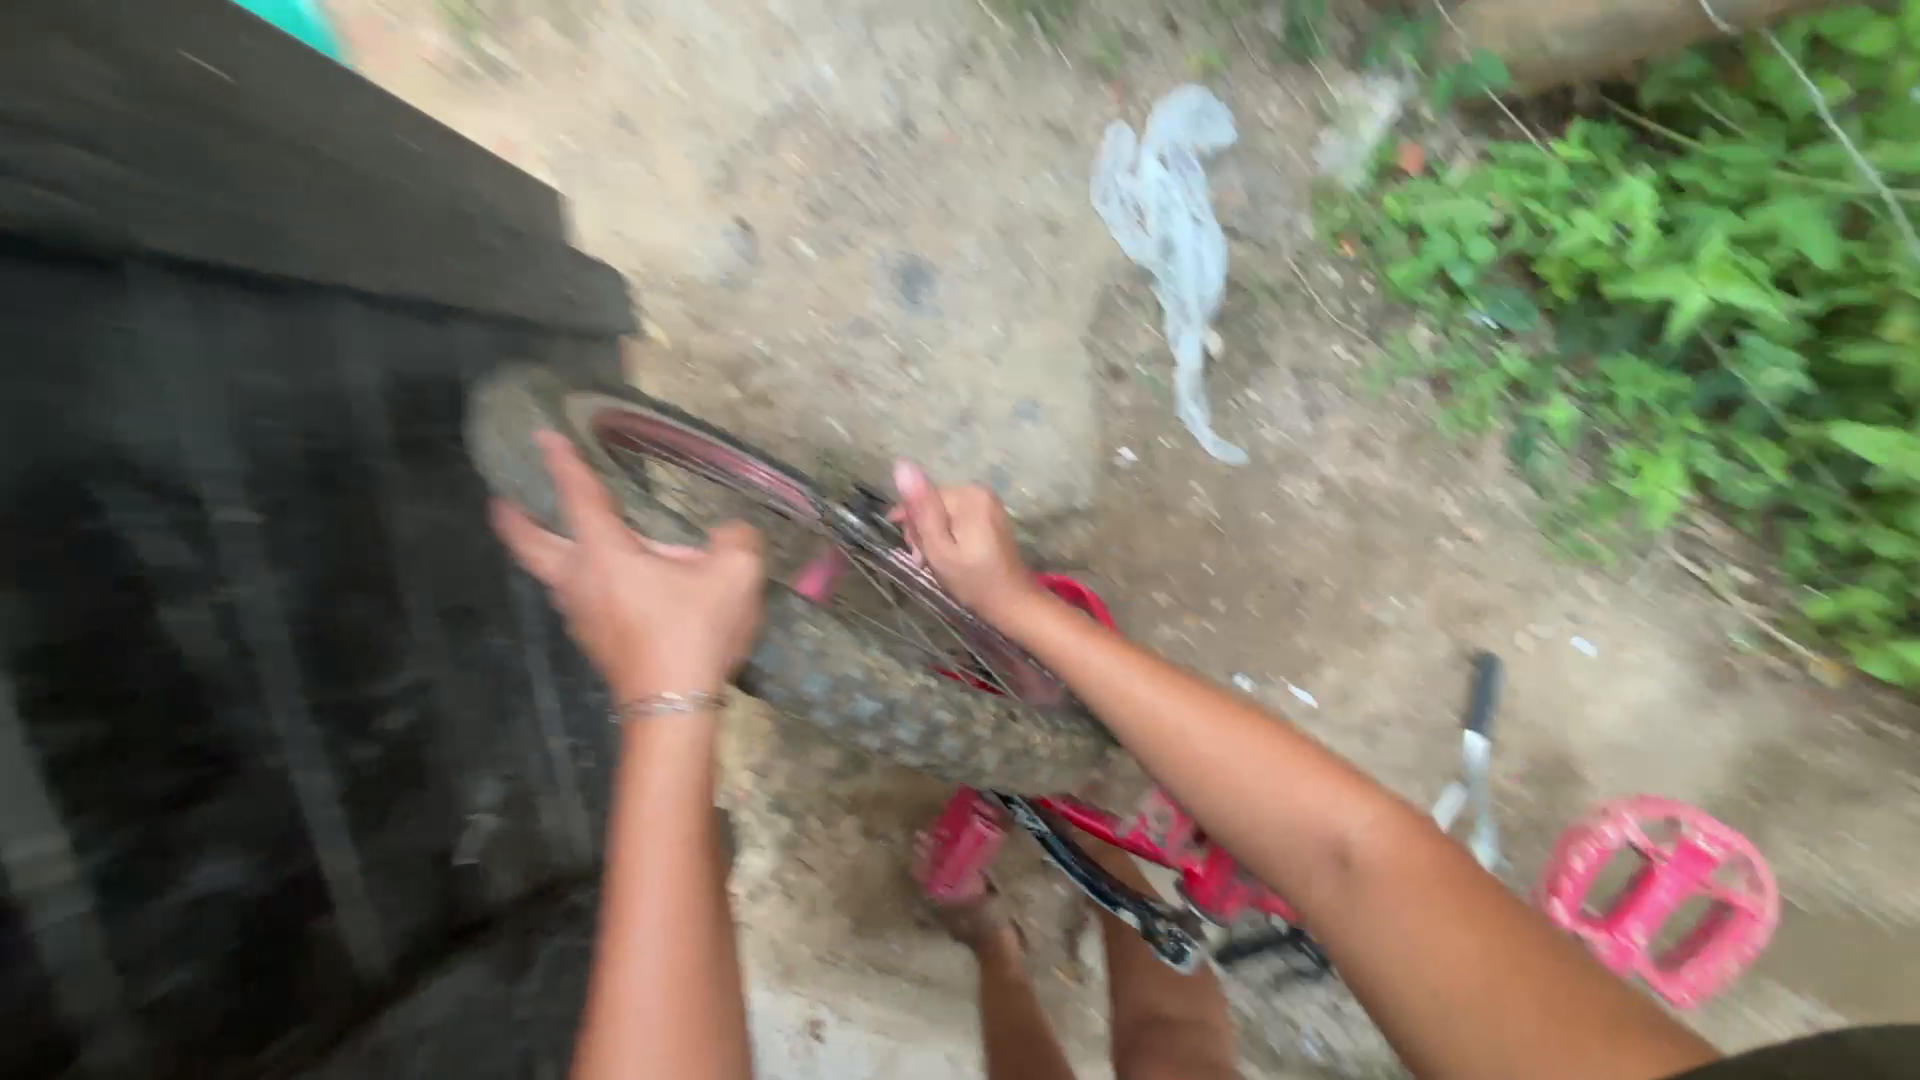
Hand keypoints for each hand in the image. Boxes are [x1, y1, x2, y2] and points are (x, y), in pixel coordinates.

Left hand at [491, 432, 765, 699]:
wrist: (674, 705)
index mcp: (605, 554)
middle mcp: (580, 581)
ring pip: (551, 577)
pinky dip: (579, 583)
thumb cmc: (694, 631)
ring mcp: (582, 617)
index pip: (578, 497)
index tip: (543, 437)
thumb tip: (730, 535)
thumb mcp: (735, 574)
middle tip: (502, 500)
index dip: (561, 464)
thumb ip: (736, 541)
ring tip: (563, 539)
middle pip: (530, 545)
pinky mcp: (596, 643)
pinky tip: (609, 586)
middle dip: (513, 519)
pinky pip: (577, 601)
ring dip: (548, 554)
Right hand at [891, 460, 1042, 623]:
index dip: (911, 526)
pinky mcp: (991, 517)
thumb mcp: (939, 548)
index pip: (921, 498)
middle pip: (933, 504)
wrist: (1012, 602)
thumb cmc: (973, 580)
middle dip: (923, 532)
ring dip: (934, 537)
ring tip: (938, 563)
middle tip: (927, 562)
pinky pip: (958, 519)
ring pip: (943, 513)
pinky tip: (952, 557)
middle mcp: (980, 492)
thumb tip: (902, 465)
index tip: (916, 554)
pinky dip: (949, 537)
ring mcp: (988, 504)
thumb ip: (921, 508)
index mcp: (967, 495)